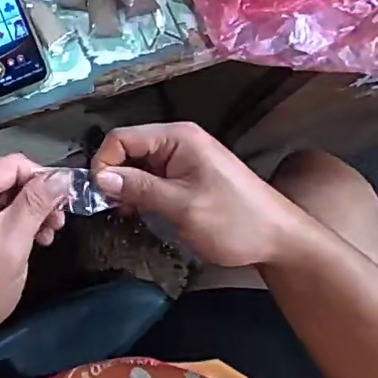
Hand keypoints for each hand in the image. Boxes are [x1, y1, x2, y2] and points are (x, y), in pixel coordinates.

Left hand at [0, 155, 70, 349]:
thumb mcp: (13, 241)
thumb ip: (38, 203)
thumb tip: (63, 177)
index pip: (15, 164)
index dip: (45, 180)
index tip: (67, 203)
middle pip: (9, 178)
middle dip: (38, 198)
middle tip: (58, 223)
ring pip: (4, 195)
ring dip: (30, 212)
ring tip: (47, 235)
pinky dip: (14, 222)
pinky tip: (31, 239)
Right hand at [91, 122, 308, 267]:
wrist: (277, 239)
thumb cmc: (234, 220)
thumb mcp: (183, 206)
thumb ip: (140, 188)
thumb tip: (100, 178)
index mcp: (178, 137)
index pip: (122, 137)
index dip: (105, 163)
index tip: (100, 194)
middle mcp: (178, 141)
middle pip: (127, 149)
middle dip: (113, 175)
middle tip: (112, 207)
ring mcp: (183, 158)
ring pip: (137, 165)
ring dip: (126, 187)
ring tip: (126, 212)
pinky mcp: (186, 176)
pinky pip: (151, 177)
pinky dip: (140, 193)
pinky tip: (140, 211)